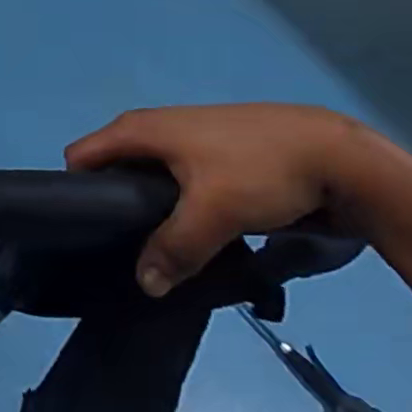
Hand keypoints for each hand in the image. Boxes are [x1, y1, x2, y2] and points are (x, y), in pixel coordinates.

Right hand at [65, 104, 374, 297]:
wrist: (334, 153)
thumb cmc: (259, 168)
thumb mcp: (214, 212)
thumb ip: (174, 247)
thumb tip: (142, 284)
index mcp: (137, 129)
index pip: (81, 157)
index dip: (78, 193)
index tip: (92, 233)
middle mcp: (150, 127)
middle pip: (110, 167)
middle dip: (114, 205)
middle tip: (132, 248)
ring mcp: (180, 138)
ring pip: (145, 176)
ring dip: (148, 207)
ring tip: (167, 245)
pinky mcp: (207, 152)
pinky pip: (172, 179)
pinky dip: (174, 203)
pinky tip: (198, 229)